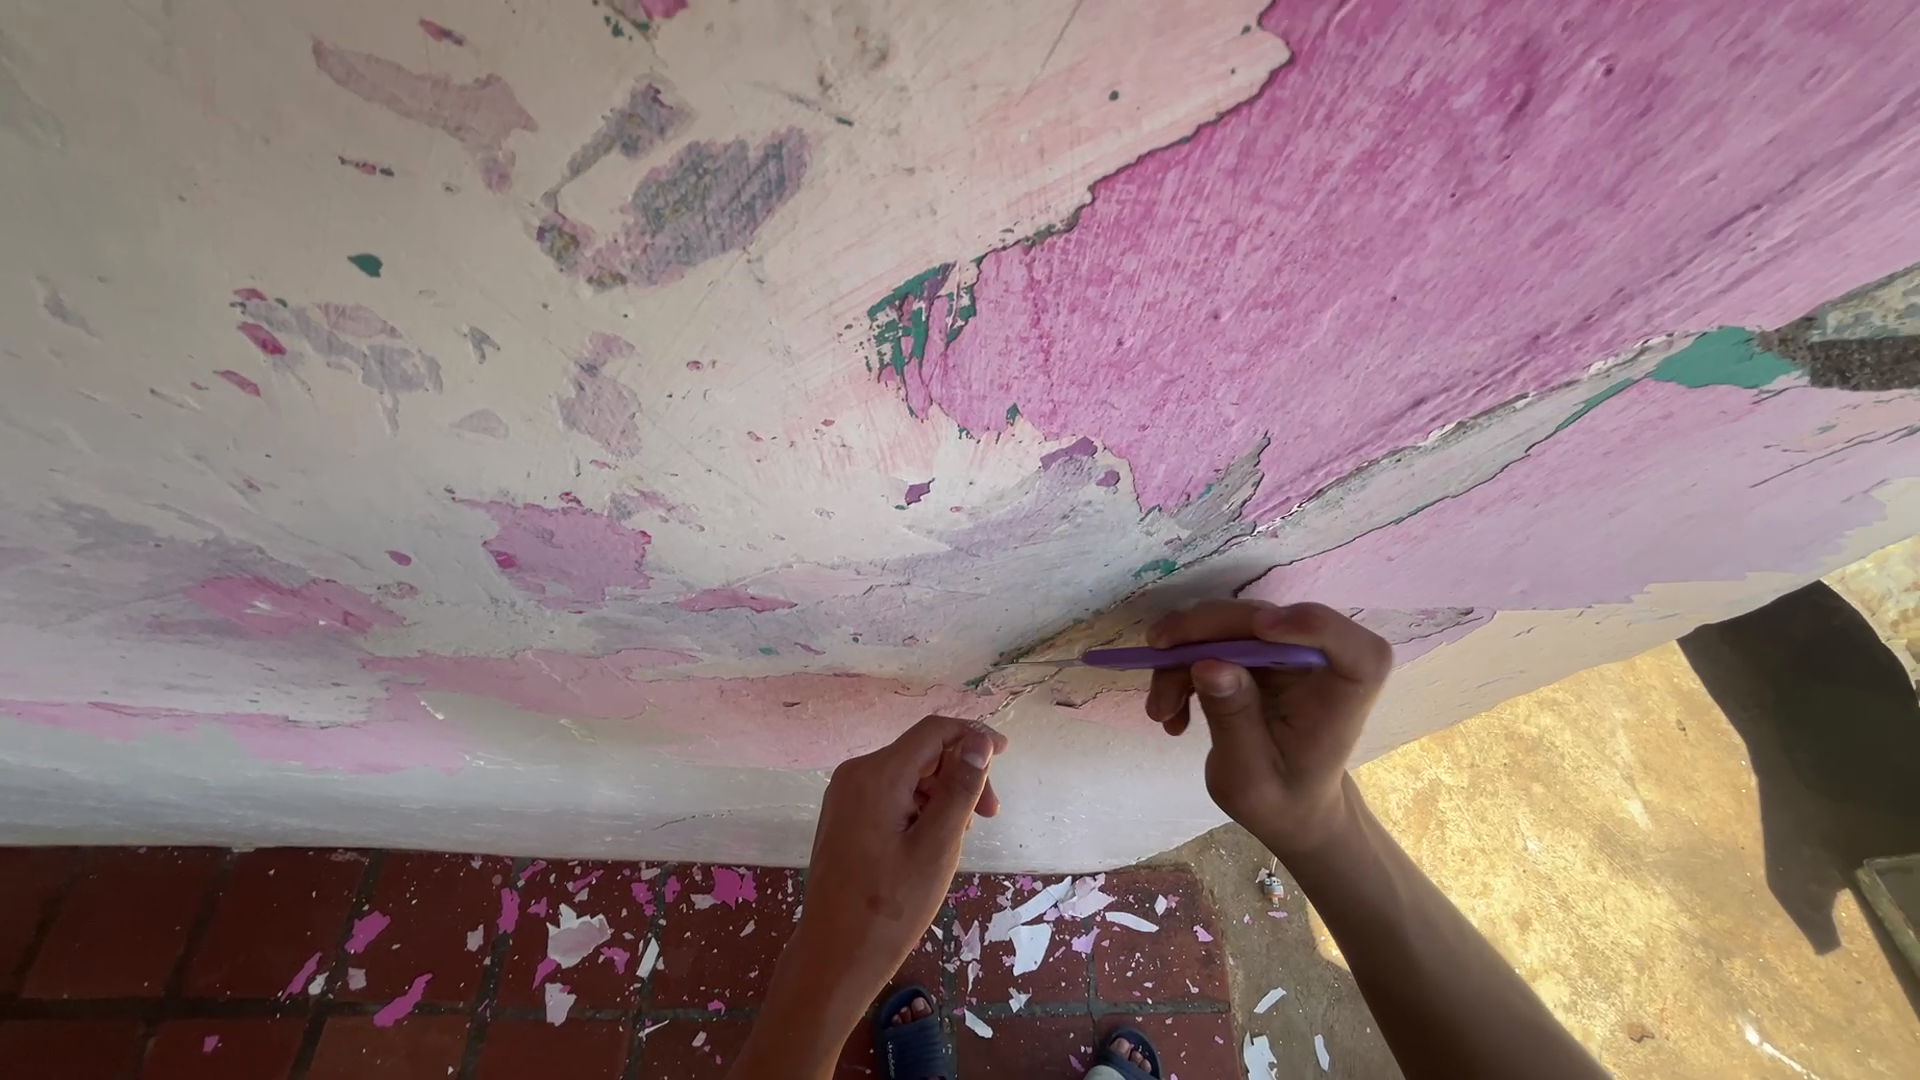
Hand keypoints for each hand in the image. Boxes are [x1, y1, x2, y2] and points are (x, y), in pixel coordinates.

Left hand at [795, 714, 1008, 990]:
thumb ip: (960, 788)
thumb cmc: (891, 907)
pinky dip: (919, 805)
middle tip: (989, 815)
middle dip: (960, 774)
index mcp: (876, 775)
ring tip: (959, 836)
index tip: (1005, 753)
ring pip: (908, 774)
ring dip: (942, 793)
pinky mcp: (845, 814)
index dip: (972, 735)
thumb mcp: (938, 846)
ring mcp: (846, 794)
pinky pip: (891, 792)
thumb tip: (980, 740)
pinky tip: (932, 839)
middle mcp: (856, 773)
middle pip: (922, 753)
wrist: (834, 958)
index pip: (933, 731)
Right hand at [1145, 600, 1391, 855]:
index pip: (1358, 651)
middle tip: (1157, 651)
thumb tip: (1208, 664)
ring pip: (1227, 626)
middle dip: (1206, 629)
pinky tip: (1171, 711)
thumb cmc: (1280, 800)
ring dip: (1182, 655)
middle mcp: (1317, 663)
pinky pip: (1211, 642)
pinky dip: (1181, 667)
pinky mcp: (1254, 654)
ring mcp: (1282, 653)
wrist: (1284, 804)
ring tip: (1160, 710)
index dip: (1313, 627)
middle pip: (1266, 619)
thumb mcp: (1249, 778)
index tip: (1261, 628)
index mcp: (1343, 697)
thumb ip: (1233, 720)